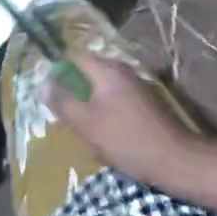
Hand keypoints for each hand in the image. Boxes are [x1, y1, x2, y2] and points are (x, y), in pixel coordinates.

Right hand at [45, 52, 198, 186]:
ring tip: (85, 124)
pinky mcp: (145, 99)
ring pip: (103, 84)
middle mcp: (121, 68)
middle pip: (89, 69)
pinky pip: (116, 95)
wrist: (174, 159)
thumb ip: (63, 102)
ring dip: (92, 100)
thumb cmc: (126, 140)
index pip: (75, 56)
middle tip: (66, 111)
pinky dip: (107, 106)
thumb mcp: (88, 124)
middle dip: (76, 87)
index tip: (50, 89)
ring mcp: (135, 82)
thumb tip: (42, 81)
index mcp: (106, 69)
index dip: (59, 69)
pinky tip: (106, 129)